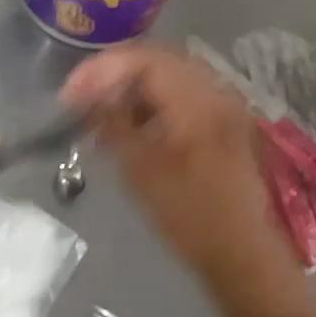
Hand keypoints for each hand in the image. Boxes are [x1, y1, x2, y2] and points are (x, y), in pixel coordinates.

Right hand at [60, 44, 287, 285]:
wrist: (244, 257)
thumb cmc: (191, 218)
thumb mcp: (141, 171)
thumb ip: (112, 123)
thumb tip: (85, 95)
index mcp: (197, 100)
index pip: (143, 59)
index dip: (101, 68)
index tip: (70, 93)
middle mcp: (215, 92)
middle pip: (157, 61)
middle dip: (114, 74)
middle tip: (82, 98)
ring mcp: (224, 106)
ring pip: (169, 76)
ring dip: (132, 87)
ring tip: (101, 111)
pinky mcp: (224, 123)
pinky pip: (182, 94)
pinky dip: (152, 101)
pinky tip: (131, 124)